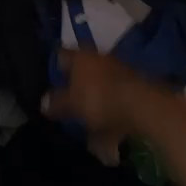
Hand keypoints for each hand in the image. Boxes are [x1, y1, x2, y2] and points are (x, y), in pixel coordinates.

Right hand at [40, 49, 163, 145]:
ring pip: (101, 85)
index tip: (51, 79)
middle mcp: (99, 58)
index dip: (55, 66)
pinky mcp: (135, 85)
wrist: (142, 105)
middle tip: (70, 103)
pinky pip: (116, 97)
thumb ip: (57, 103)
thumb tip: (43, 103)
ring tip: (91, 124)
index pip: (61, 55)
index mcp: (80, 56)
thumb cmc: (99, 98)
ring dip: (96, 101)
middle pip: (83, 70)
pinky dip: (111, 110)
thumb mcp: (72, 105)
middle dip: (77, 86)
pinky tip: (110, 130)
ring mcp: (119, 70)